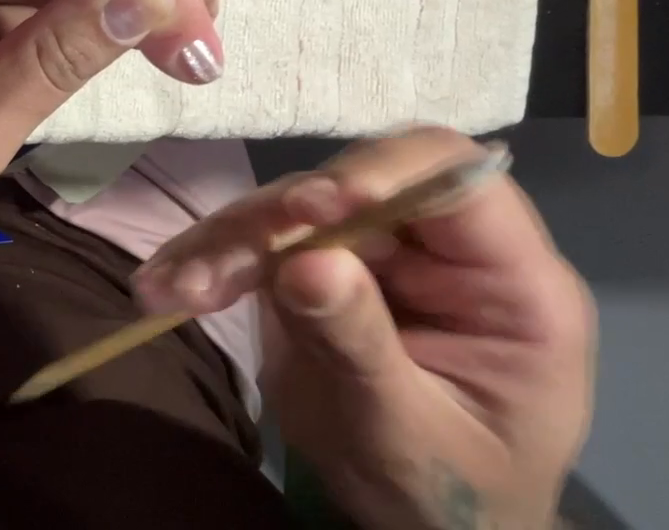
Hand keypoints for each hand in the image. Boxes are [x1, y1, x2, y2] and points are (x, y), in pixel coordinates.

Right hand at [132, 128, 595, 529]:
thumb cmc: (445, 492)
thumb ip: (361, 344)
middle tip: (207, 278)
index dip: (384, 174)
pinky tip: (162, 288)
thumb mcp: (407, 433)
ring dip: (219, 247)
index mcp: (506, 283)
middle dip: (266, 226)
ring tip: (168, 294)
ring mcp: (365, 252)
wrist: (411, 525)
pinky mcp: (307, 262)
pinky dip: (200, 261)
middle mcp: (430, 249)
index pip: (454, 180)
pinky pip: (247, 241)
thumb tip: (308, 261)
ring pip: (279, 212)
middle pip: (340, 189)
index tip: (313, 211)